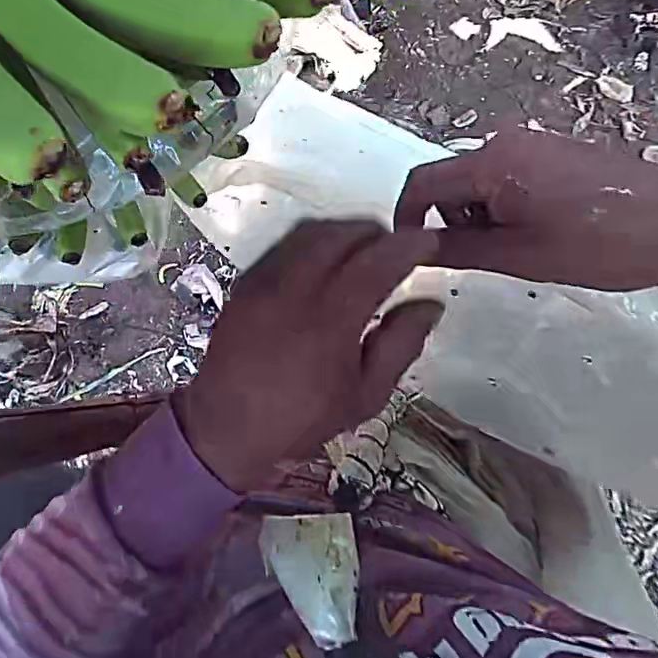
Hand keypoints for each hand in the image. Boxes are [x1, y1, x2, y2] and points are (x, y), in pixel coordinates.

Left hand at [175, 221, 444, 492]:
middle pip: (338, 235)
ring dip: (340, 232)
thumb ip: (401, 344)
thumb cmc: (301, 418)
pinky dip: (309, 243)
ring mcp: (262, 282)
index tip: (427, 241)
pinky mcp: (243, 283)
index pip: (374, 264)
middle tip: (394, 246)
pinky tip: (321, 261)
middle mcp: (293, 290)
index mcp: (330, 320)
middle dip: (373, 232)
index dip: (406, 246)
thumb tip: (429, 304)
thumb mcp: (365, 394)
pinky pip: (281, 247)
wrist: (228, 425)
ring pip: (306, 233)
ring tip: (361, 249)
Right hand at [393, 127, 657, 290]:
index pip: (421, 183)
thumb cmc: (603, 245)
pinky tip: (540, 227)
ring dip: (480, 214)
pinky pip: (502, 175)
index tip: (409, 247)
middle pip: (448, 182)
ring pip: (474, 181)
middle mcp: (502, 142)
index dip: (406, 215)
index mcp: (492, 163)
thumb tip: (414, 248)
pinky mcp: (548, 149)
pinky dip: (503, 203)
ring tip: (521, 244)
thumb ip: (457, 248)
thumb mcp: (521, 256)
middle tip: (483, 253)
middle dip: (451, 219)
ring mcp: (527, 142)